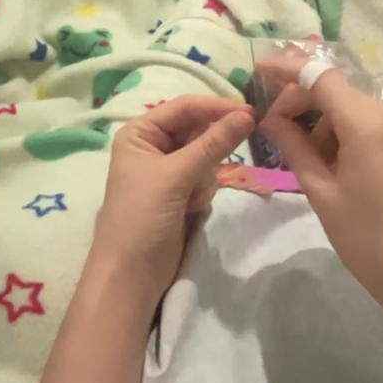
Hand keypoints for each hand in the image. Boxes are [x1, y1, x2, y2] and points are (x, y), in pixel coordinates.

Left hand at [90, 95, 254, 306]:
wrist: (132, 276)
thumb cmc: (142, 218)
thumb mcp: (176, 176)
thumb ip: (213, 144)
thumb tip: (248, 115)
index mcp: (140, 132)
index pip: (185, 107)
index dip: (217, 107)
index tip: (251, 112)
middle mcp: (153, 145)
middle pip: (197, 129)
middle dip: (211, 147)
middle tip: (232, 155)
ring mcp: (168, 170)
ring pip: (206, 155)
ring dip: (205, 174)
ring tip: (191, 198)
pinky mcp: (180, 192)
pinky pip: (205, 177)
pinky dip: (204, 190)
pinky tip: (192, 209)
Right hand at [256, 56, 382, 310]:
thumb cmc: (362, 235)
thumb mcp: (319, 190)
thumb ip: (293, 145)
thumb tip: (269, 118)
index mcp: (366, 124)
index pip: (321, 76)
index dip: (288, 69)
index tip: (258, 71)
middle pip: (334, 89)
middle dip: (300, 102)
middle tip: (272, 129)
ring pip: (347, 106)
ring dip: (320, 121)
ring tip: (305, 159)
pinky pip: (365, 121)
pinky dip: (341, 130)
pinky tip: (329, 161)